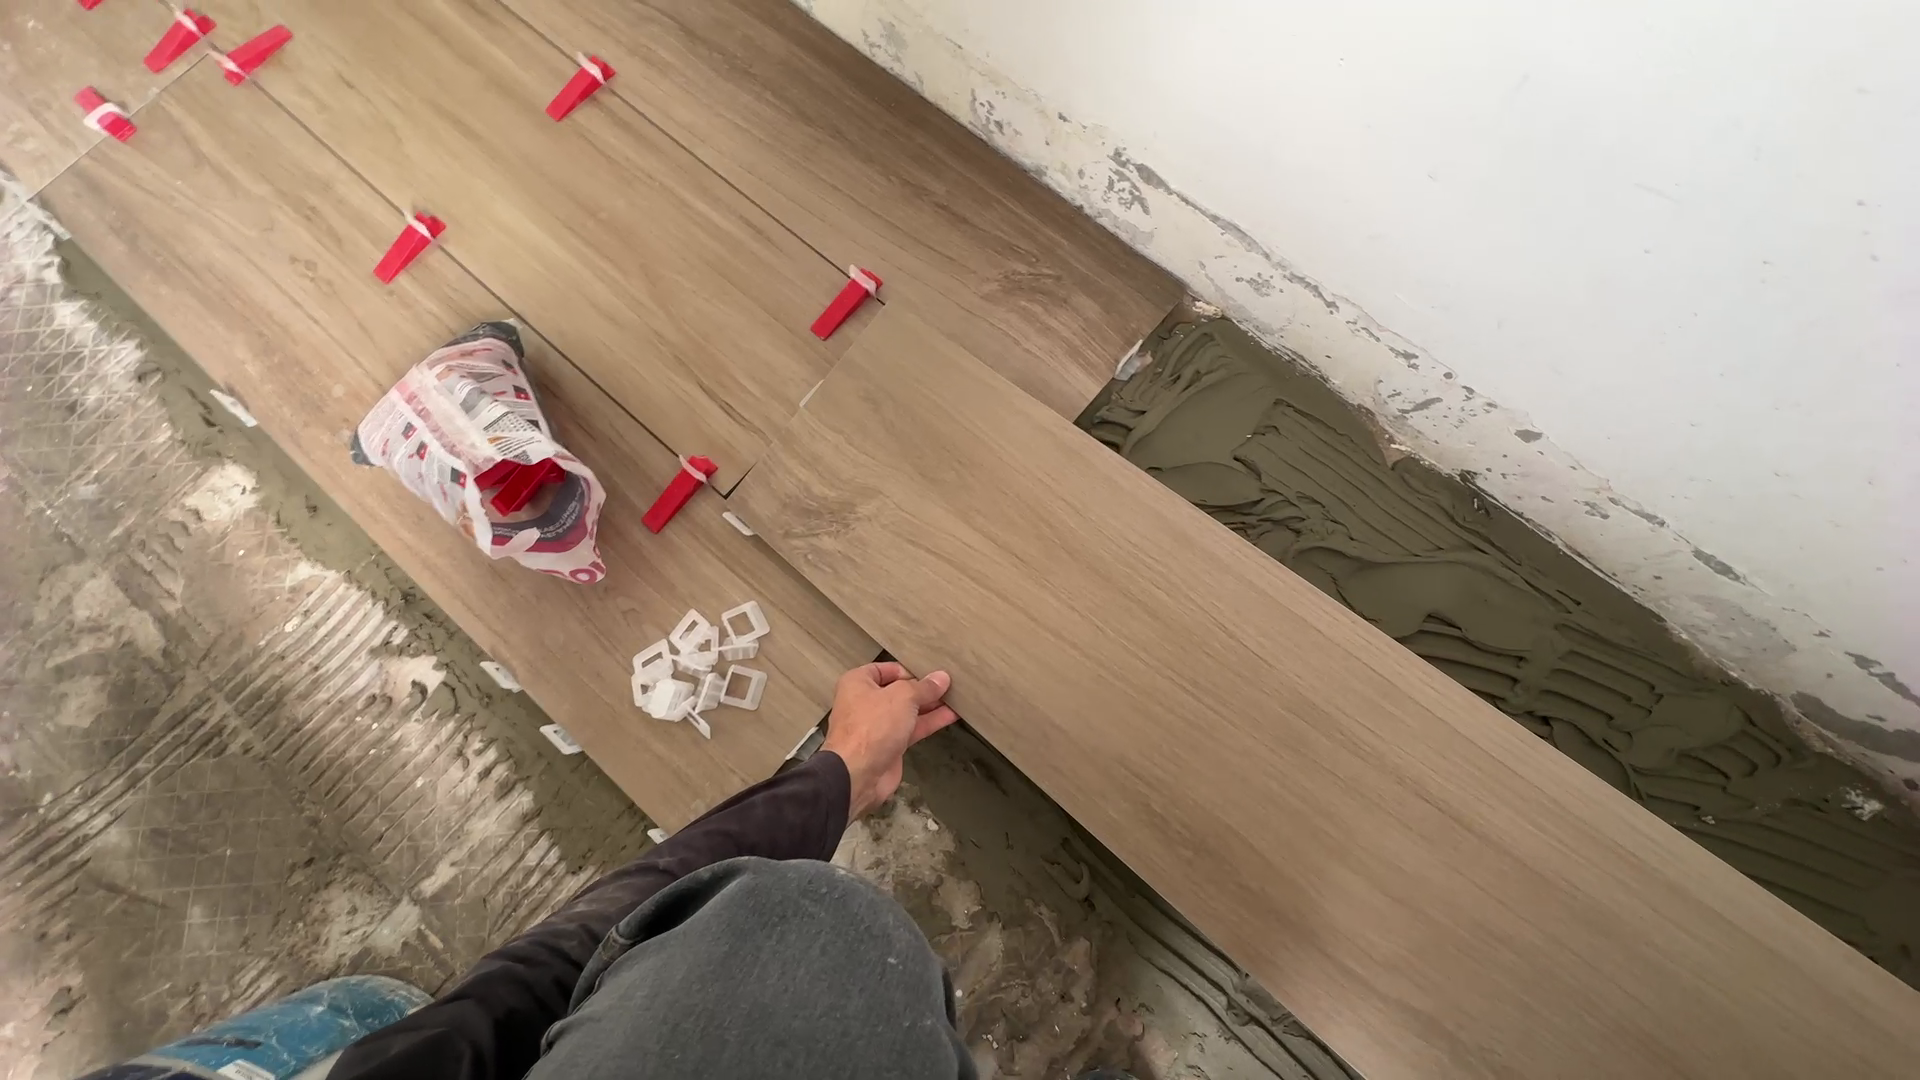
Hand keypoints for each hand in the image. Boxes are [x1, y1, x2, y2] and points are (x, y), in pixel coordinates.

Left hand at [820, 662, 957, 818]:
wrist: (857, 774)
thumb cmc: (872, 725)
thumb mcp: (902, 697)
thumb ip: (924, 687)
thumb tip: (941, 678)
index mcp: (858, 683)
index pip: (885, 669)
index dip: (907, 669)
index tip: (929, 671)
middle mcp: (866, 702)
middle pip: (899, 690)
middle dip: (922, 688)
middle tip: (948, 683)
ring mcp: (878, 725)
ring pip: (908, 711)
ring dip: (930, 705)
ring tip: (956, 697)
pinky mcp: (890, 745)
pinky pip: (913, 728)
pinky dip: (930, 722)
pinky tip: (950, 715)